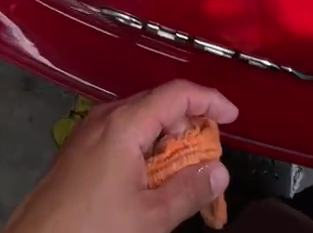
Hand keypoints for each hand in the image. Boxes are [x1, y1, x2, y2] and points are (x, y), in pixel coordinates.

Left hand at [3, 80, 236, 232]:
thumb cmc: (93, 230)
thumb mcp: (150, 219)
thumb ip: (189, 190)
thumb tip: (219, 171)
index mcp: (126, 122)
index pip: (177, 93)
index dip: (209, 100)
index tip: (233, 117)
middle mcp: (107, 115)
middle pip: (160, 103)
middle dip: (190, 123)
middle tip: (210, 152)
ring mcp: (90, 130)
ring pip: (141, 119)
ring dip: (167, 138)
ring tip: (183, 171)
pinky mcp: (79, 148)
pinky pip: (123, 133)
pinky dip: (146, 146)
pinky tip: (151, 177)